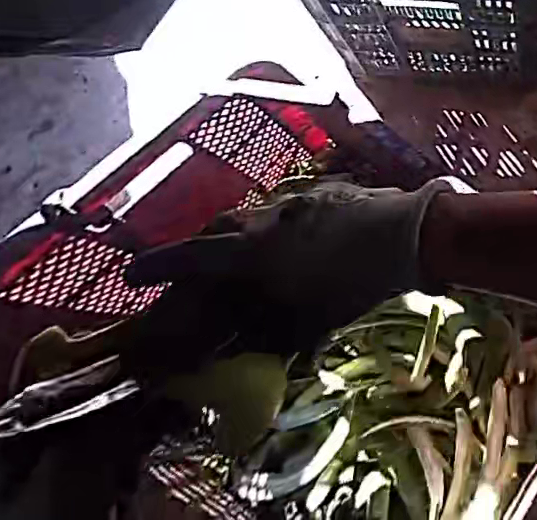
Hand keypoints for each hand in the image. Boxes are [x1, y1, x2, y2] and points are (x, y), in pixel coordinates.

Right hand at [123, 176, 465, 364]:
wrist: (405, 234)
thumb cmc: (353, 282)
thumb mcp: (307, 320)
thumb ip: (272, 332)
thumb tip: (251, 345)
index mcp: (256, 250)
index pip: (194, 256)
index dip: (159, 264)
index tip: (131, 271)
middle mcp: (272, 217)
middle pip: (222, 224)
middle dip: (202, 243)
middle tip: (197, 261)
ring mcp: (302, 199)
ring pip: (259, 212)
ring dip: (246, 231)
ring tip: (254, 252)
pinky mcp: (329, 191)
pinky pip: (293, 206)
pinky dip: (284, 223)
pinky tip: (302, 237)